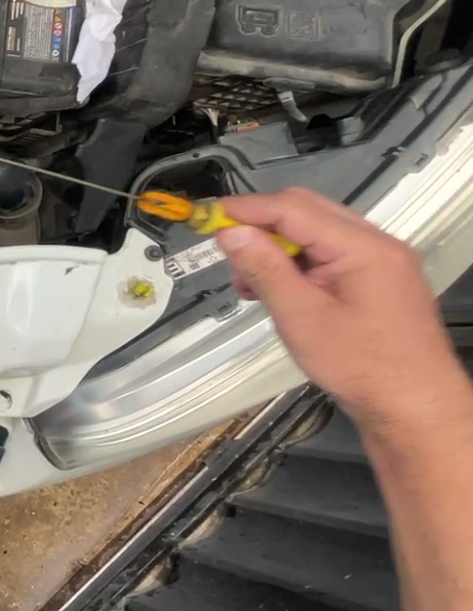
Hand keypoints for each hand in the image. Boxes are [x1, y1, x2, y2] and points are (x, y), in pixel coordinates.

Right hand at [217, 188, 472, 435]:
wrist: (410, 401)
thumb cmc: (358, 362)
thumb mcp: (299, 314)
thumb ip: (264, 267)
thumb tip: (230, 232)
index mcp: (364, 250)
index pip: (292, 209)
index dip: (242, 209)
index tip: (200, 218)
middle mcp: (375, 245)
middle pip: (304, 209)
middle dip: (256, 222)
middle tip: (220, 247)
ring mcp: (376, 260)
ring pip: (309, 228)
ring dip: (269, 243)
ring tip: (247, 279)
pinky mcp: (370, 276)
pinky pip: (320, 250)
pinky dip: (287, 258)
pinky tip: (270, 286)